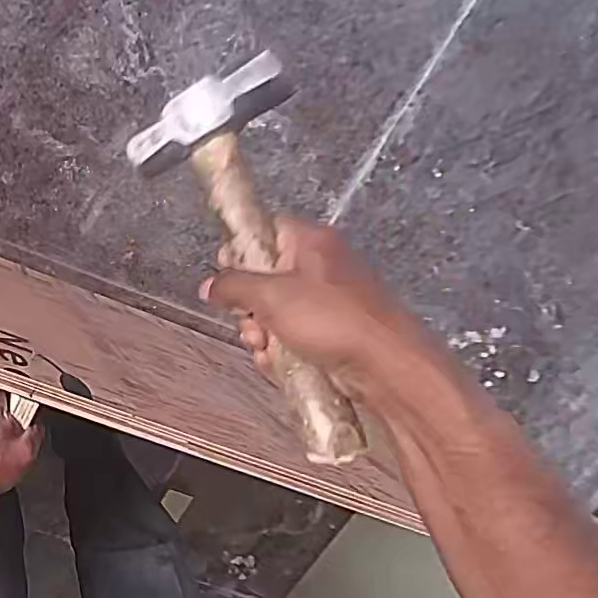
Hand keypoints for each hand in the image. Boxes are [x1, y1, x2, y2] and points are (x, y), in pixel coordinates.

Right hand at [201, 217, 438, 394]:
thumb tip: (209, 286)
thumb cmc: (331, 321)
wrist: (388, 368)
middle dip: (247, 303)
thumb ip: (231, 285)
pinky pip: (288, 332)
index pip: (264, 229)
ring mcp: (326, 300)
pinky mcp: (330, 330)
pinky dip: (278, 346)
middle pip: (261, 275)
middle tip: (250, 319)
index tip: (227, 272)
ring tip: (266, 345)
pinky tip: (279, 359)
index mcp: (310, 243)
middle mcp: (319, 265)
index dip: (240, 248)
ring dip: (259, 330)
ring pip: (270, 309)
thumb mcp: (269, 296)